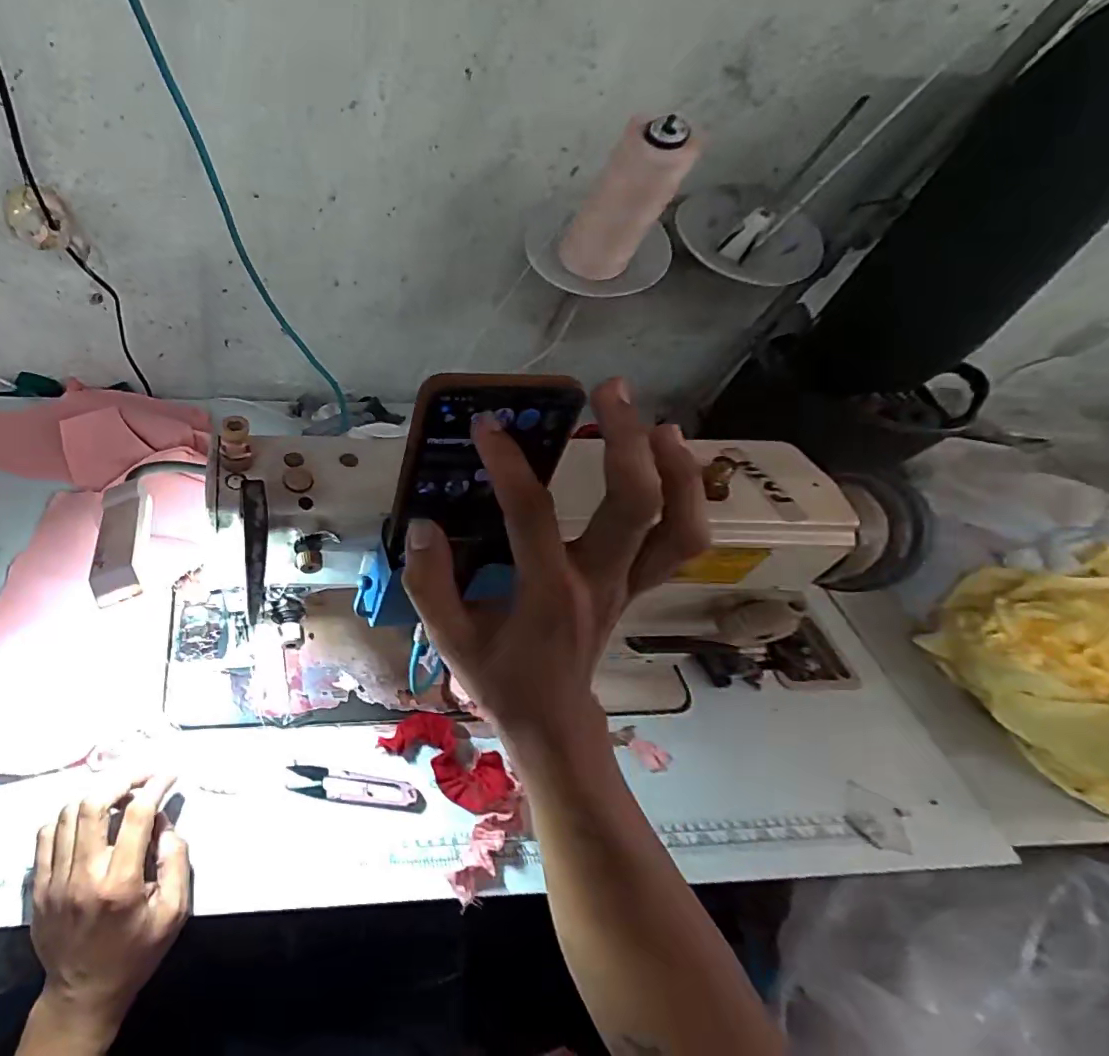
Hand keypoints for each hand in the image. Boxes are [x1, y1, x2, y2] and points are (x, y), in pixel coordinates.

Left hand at [24, 774, 189, 1051]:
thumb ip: (176, 861)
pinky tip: (86, 820)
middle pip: (93, 804)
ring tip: (116, 797)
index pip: (136, 815)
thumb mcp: (173, 912)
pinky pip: (45, 834)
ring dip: (95, 796)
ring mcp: (54, 880)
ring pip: (67, 814)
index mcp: (120, 883)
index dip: (155, 786)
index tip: (168, 776)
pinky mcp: (37, 886)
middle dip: (121, 780)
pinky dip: (67, 817)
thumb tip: (164, 822)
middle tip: (141, 777)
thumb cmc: (136, 952)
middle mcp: (83, 876)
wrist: (84, 993)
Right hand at [403, 378, 708, 738]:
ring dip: (677, 469)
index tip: (487, 426)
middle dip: (625, 439)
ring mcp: (628, 584)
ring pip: (679, 525)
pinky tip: (667, 463)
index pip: (531, 515)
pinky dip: (686, 499)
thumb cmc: (501, 677)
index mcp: (547, 594)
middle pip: (635, 504)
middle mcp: (598, 582)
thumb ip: (429, 583)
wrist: (551, 717)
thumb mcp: (450, 638)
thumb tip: (422, 525)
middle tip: (611, 391)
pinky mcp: (639, 584)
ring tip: (657, 425)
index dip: (508, 464)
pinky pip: (681, 542)